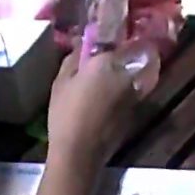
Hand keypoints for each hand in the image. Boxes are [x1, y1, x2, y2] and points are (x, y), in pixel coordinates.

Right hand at [46, 46, 145, 167]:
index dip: (109, 38)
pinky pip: (130, 96)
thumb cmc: (66, 116)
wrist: (80, 155)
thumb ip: (73, 59)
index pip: (115, 39)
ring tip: (107, 83)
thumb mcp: (60, 82)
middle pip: (129, 58)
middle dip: (121, 56)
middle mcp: (126, 76)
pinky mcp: (133, 115)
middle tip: (106, 61)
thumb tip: (81, 45)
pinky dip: (122, 95)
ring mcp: (133, 97)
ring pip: (132, 78)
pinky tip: (108, 103)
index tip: (100, 41)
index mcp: (107, 62)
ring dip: (123, 77)